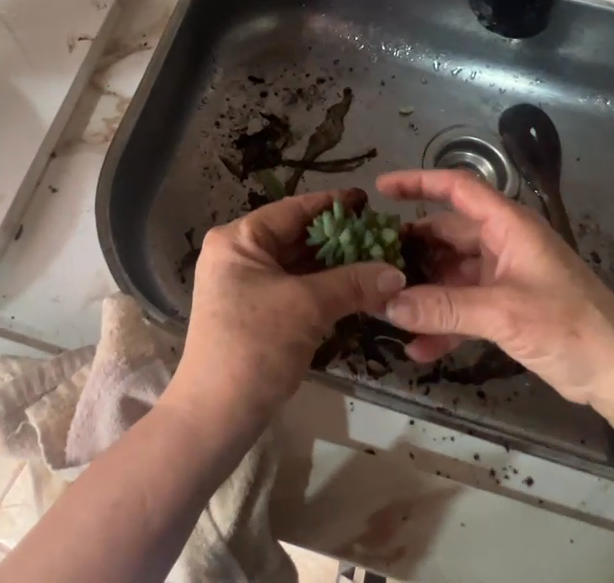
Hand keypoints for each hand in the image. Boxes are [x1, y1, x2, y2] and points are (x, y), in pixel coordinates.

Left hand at [165, 189, 406, 432]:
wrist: (216, 414)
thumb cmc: (255, 344)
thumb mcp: (307, 306)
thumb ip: (353, 282)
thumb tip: (396, 272)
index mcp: (239, 239)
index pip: (293, 210)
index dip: (333, 204)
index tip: (369, 201)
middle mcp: (239, 255)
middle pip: (297, 237)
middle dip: (340, 239)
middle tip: (383, 236)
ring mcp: (246, 286)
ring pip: (299, 266)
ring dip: (336, 266)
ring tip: (379, 261)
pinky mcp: (256, 313)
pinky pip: (296, 289)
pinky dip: (325, 289)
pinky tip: (358, 290)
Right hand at [377, 169, 613, 502]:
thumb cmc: (570, 327)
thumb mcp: (503, 313)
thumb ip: (443, 308)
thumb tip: (387, 304)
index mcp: (510, 226)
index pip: (458, 189)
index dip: (418, 183)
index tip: (380, 190)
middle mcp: (505, 244)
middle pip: (447, 235)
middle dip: (412, 249)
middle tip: (371, 263)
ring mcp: (506, 278)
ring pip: (452, 275)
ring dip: (424, 293)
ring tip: (385, 308)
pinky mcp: (508, 310)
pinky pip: (464, 308)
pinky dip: (443, 324)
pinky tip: (418, 348)